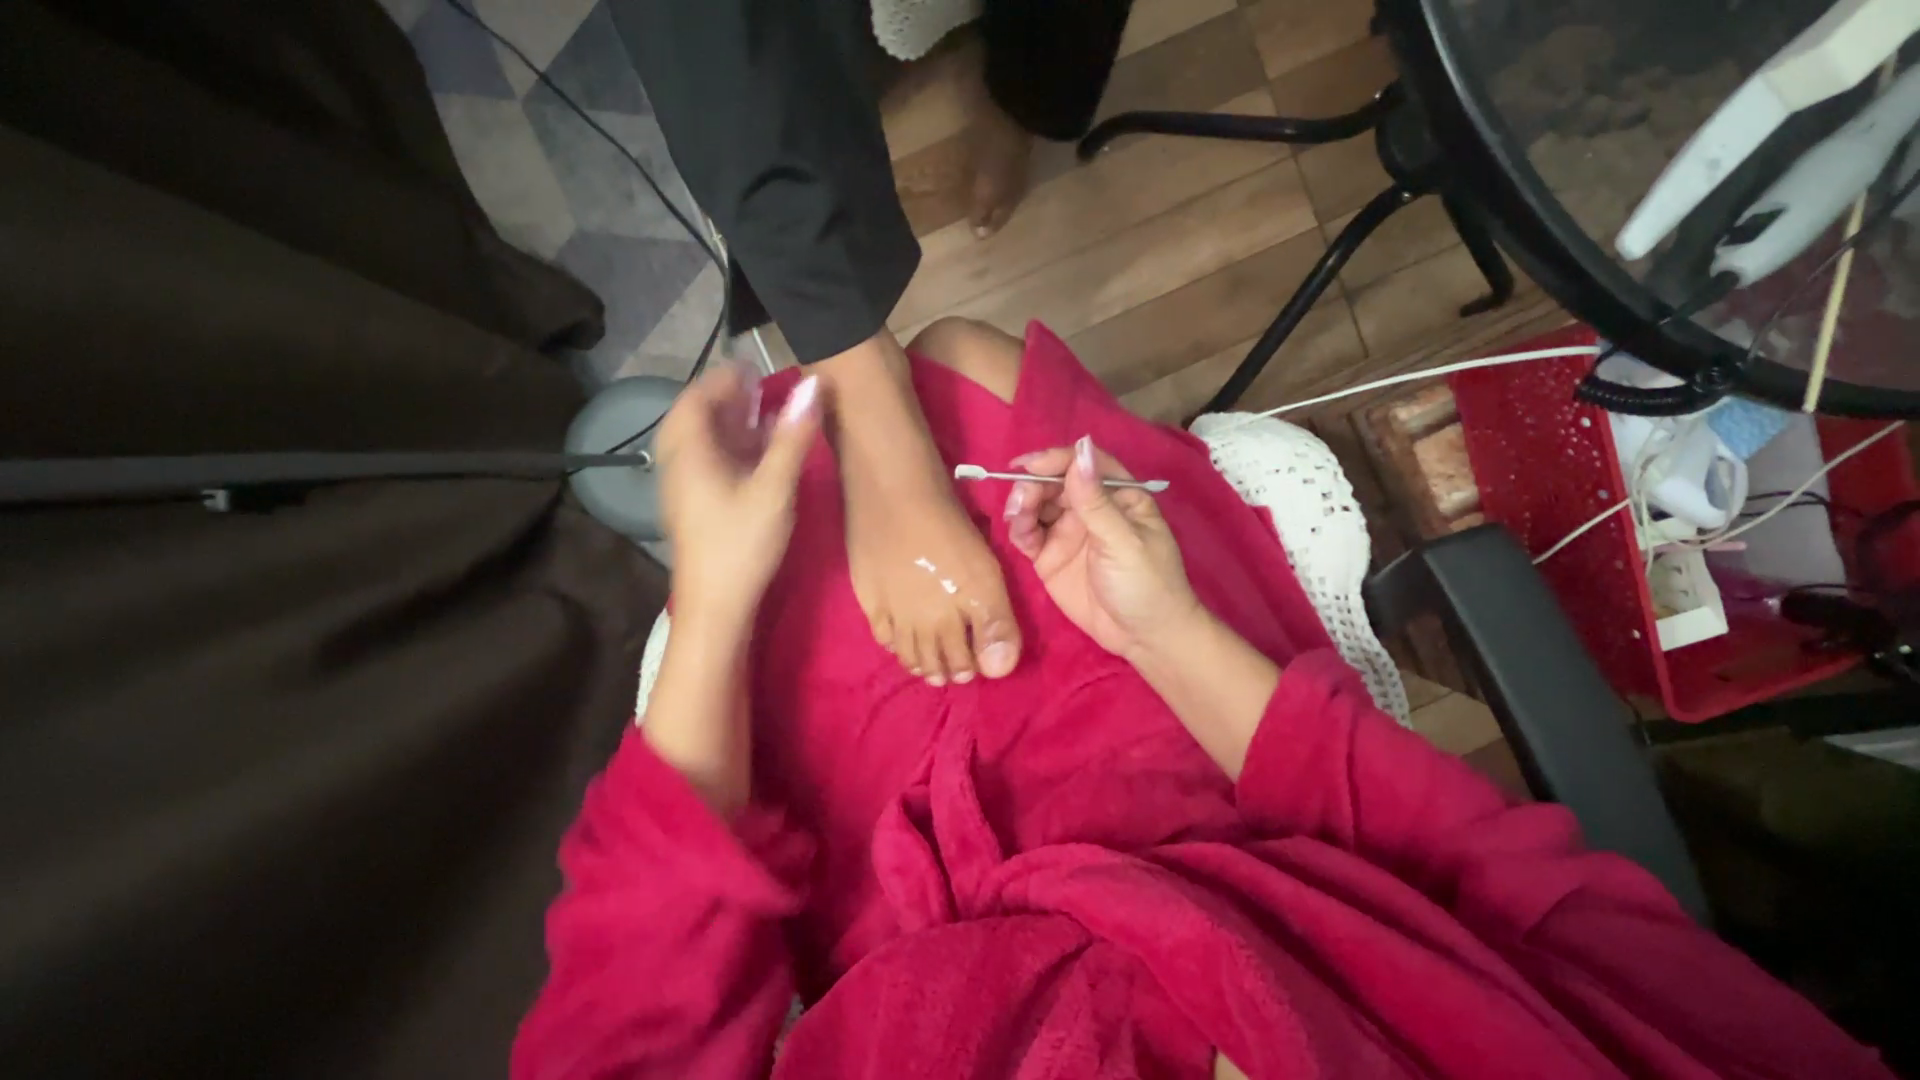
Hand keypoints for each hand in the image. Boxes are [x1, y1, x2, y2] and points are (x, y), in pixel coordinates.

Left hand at [657, 368, 821, 622]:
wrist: (715, 606)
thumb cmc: (741, 545)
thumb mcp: (773, 489)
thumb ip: (792, 437)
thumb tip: (814, 385)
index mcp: (690, 453)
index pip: (695, 399)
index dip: (722, 380)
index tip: (753, 368)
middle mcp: (680, 465)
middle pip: (696, 419)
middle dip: (726, 400)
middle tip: (760, 388)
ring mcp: (685, 488)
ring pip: (703, 443)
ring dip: (730, 424)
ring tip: (763, 414)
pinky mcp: (696, 507)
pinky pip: (709, 463)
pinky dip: (731, 449)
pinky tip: (759, 455)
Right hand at [1003, 435, 1202, 658]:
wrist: (1144, 638)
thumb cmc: (1147, 584)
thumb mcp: (1123, 541)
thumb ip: (1096, 500)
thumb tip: (1081, 446)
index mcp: (1119, 496)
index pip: (1085, 464)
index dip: (1056, 459)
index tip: (1029, 464)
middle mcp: (1091, 508)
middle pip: (1054, 482)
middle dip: (1034, 484)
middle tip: (1021, 498)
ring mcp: (1068, 532)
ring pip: (1037, 505)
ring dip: (1022, 504)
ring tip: (1017, 516)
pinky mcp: (1050, 557)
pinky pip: (1028, 534)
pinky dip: (1019, 528)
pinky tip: (1018, 531)